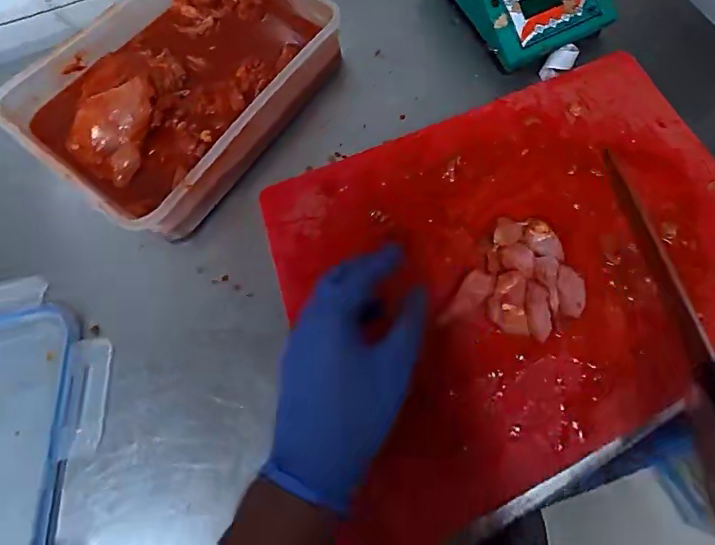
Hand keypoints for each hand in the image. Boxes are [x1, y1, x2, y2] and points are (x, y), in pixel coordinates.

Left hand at [262, 244, 428, 513]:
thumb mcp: (393, 367)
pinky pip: (320, 318)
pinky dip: (342, 311)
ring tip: (380, 299)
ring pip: (325, 300)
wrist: (311, 465)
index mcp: (331, 313)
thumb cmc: (357, 411)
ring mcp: (299, 339)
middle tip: (388, 264)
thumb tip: (418, 291)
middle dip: (362, 268)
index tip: (401, 248)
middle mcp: (310, 318)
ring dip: (351, 291)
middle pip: (335, 280)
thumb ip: (408, 324)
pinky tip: (361, 329)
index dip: (382, 260)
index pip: (359, 275)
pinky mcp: (296, 359)